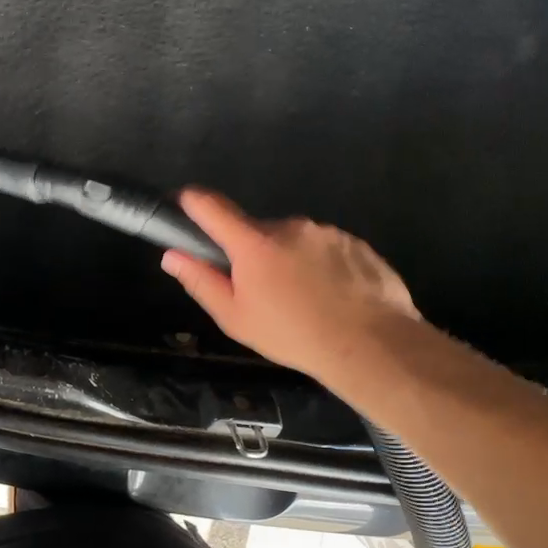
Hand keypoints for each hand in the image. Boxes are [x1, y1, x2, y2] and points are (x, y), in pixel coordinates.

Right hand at [160, 188, 418, 378]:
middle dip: (252, 252)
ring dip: (289, 259)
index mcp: (253, 243)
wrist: (375, 346)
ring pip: (293, 241)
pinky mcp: (358, 244)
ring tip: (303, 298)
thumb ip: (200, 281)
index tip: (183, 203)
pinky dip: (321, 267)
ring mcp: (327, 233)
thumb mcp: (234, 317)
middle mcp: (289, 227)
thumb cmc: (293, 334)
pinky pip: (326, 249)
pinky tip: (331, 297)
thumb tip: (172, 256)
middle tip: (260, 289)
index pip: (211, 206)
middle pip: (256, 231)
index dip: (192, 201)